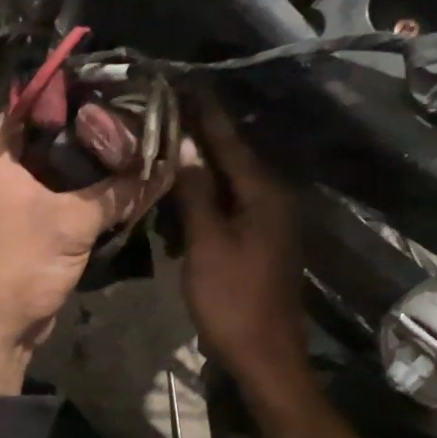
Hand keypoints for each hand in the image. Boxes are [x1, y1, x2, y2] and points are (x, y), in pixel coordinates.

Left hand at [0, 114, 164, 394]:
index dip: (78, 95)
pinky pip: (59, 192)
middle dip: (93, 130)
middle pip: (50, 133)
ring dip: (94, 162)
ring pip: (57, 164)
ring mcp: (9, 193)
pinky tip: (124, 180)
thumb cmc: (19, 266)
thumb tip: (165, 165)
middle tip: (139, 118)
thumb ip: (120, 191)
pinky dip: (87, 188)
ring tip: (139, 144)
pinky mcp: (25, 219)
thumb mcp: (74, 223)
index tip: (120, 88)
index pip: (35, 102)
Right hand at [176, 96, 308, 399]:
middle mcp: (273, 198)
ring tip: (163, 148)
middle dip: (197, 136)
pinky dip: (206, 200)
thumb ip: (196, 191)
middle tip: (163, 112)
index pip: (228, 139)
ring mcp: (271, 221)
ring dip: (198, 171)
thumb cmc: (233, 299)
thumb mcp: (207, 242)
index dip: (204, 111)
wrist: (266, 356)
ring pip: (229, 184)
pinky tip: (179, 198)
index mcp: (264, 192)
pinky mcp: (262, 241)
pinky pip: (231, 207)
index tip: (183, 80)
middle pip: (230, 158)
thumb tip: (183, 145)